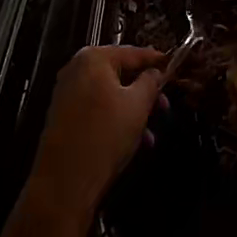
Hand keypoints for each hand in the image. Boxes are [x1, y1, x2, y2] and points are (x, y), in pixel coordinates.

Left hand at [29, 46, 165, 212]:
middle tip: (164, 105)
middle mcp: (76, 69)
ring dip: (133, 109)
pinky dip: (116, 119)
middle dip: (145, 91)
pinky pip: (97, 108)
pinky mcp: (63, 116)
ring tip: (151, 132)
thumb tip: (156, 72)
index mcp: (93, 58)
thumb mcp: (137, 105)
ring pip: (110, 93)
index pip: (134, 53)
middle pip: (120, 73)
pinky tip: (133, 141)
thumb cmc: (104, 136)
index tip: (173, 66)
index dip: (157, 61)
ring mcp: (67, 92)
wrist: (63, 184)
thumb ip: (151, 82)